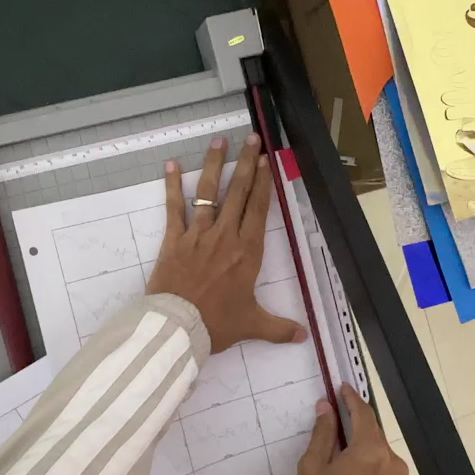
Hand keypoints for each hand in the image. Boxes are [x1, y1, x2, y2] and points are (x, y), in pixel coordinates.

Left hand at [147, 134, 307, 354]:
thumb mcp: (252, 325)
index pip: (259, 208)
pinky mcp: (174, 240)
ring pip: (208, 193)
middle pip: (238, 192)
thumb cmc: (217, 324)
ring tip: (219, 141)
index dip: (264, 182)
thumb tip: (303, 336)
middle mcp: (225, 235)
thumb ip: (279, 328)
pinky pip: (174, 208)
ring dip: (214, 165)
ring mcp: (198, 234)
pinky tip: (171, 165)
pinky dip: (172, 186)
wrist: (178, 326)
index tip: (266, 160)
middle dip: (246, 163)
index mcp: (248, 251)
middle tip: (252, 138)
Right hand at [295, 383, 413, 474]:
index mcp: (370, 451)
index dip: (351, 398)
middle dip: (355, 430)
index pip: (364, 414)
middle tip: (333, 432)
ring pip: (381, 455)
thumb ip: (322, 434)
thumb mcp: (311, 470)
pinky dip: (374, 471)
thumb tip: (326, 407)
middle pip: (373, 435)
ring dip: (365, 453)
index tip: (342, 387)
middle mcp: (393, 462)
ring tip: (342, 467)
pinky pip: (389, 474)